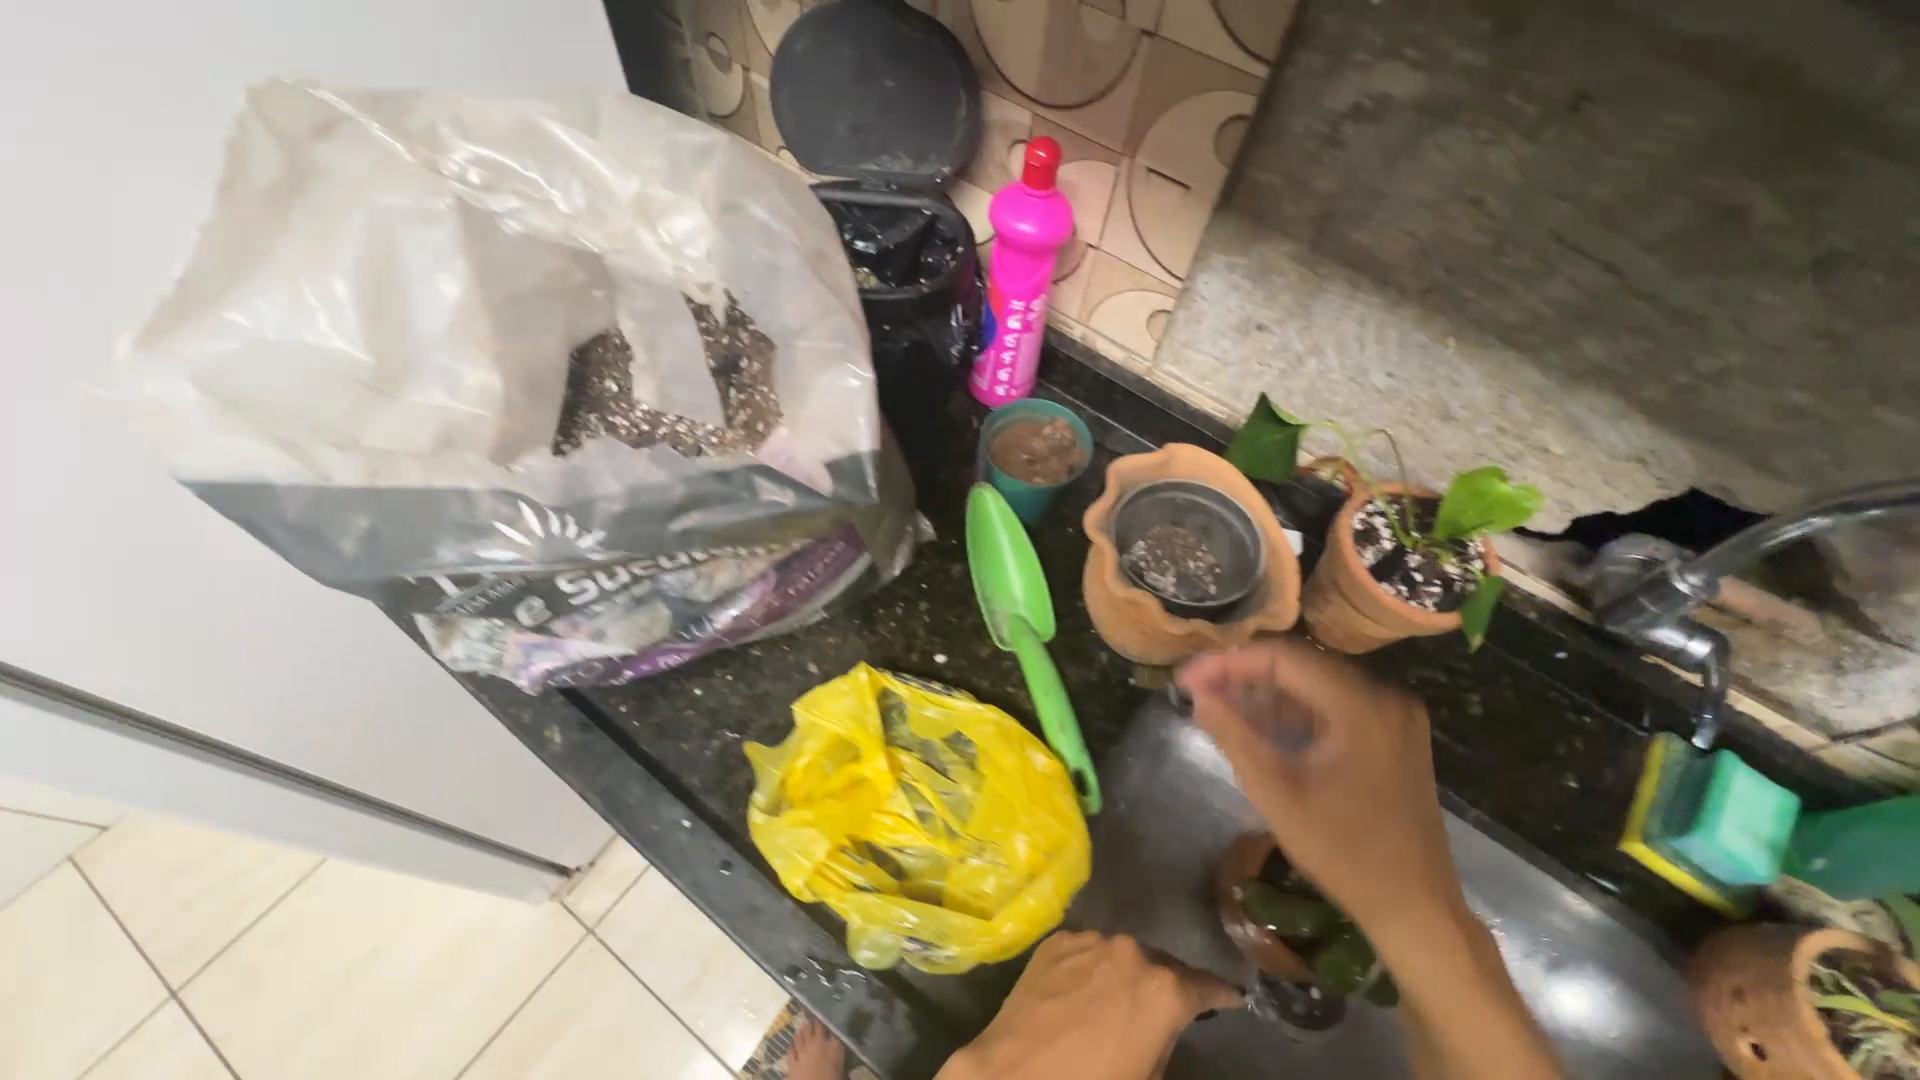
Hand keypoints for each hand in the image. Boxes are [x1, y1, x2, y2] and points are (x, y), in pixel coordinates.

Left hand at [938, 930, 1241, 1079]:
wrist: (1015, 1072)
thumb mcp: (1147, 1073)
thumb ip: (1166, 1037)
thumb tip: (1165, 1023)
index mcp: (1164, 989)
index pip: (1206, 986)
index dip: (1220, 994)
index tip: (1230, 996)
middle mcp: (1132, 952)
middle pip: (1160, 966)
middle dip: (1163, 985)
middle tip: (1158, 1009)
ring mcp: (1091, 941)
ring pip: (1120, 956)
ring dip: (1123, 974)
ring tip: (1111, 1002)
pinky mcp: (1056, 940)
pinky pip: (1085, 953)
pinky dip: (1089, 969)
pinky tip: (1078, 993)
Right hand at [1175, 639, 1465, 937]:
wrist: (1415, 908)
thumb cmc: (1342, 852)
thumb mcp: (1276, 792)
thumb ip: (1233, 734)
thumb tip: (1197, 694)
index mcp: (1361, 705)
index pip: (1283, 657)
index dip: (1228, 662)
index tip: (1187, 679)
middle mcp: (1384, 698)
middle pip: (1301, 667)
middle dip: (1244, 676)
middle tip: (1198, 693)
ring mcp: (1395, 718)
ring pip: (1316, 686)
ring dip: (1267, 695)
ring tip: (1221, 710)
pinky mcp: (1395, 739)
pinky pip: (1335, 708)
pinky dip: (1296, 714)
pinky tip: (1262, 729)